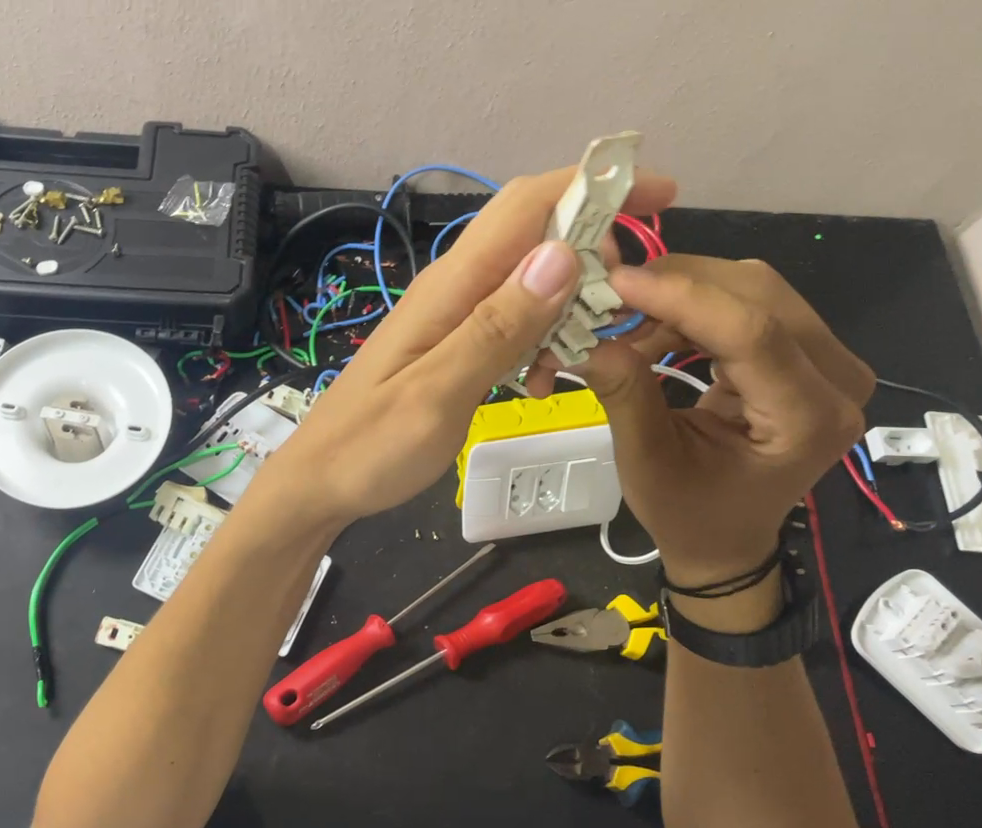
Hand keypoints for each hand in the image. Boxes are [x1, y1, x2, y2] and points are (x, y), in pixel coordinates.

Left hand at [255, 167, 677, 527]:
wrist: (319, 484)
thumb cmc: (371, 448)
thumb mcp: (439, 394)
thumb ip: (497, 328)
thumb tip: (561, 255)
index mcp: (450, 289)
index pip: (526, 204)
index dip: (595, 188)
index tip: (661, 198)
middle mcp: (452, 290)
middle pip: (535, 237)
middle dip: (592, 256)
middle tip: (618, 310)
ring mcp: (450, 318)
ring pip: (529, 283)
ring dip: (568, 309)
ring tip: (577, 360)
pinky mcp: (450, 346)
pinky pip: (510, 323)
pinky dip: (539, 341)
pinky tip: (540, 383)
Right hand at [526, 256, 873, 583]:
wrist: (726, 542)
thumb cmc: (689, 516)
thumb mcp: (648, 464)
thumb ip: (626, 394)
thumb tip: (587, 334)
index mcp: (808, 420)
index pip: (752, 332)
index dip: (680, 298)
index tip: (614, 282)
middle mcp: (838, 380)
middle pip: (758, 295)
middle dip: (675, 287)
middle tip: (606, 299)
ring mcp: (829, 361)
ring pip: (753, 290)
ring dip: (679, 294)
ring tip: (623, 323)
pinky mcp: (809, 352)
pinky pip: (750, 305)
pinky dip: (692, 308)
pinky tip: (652, 329)